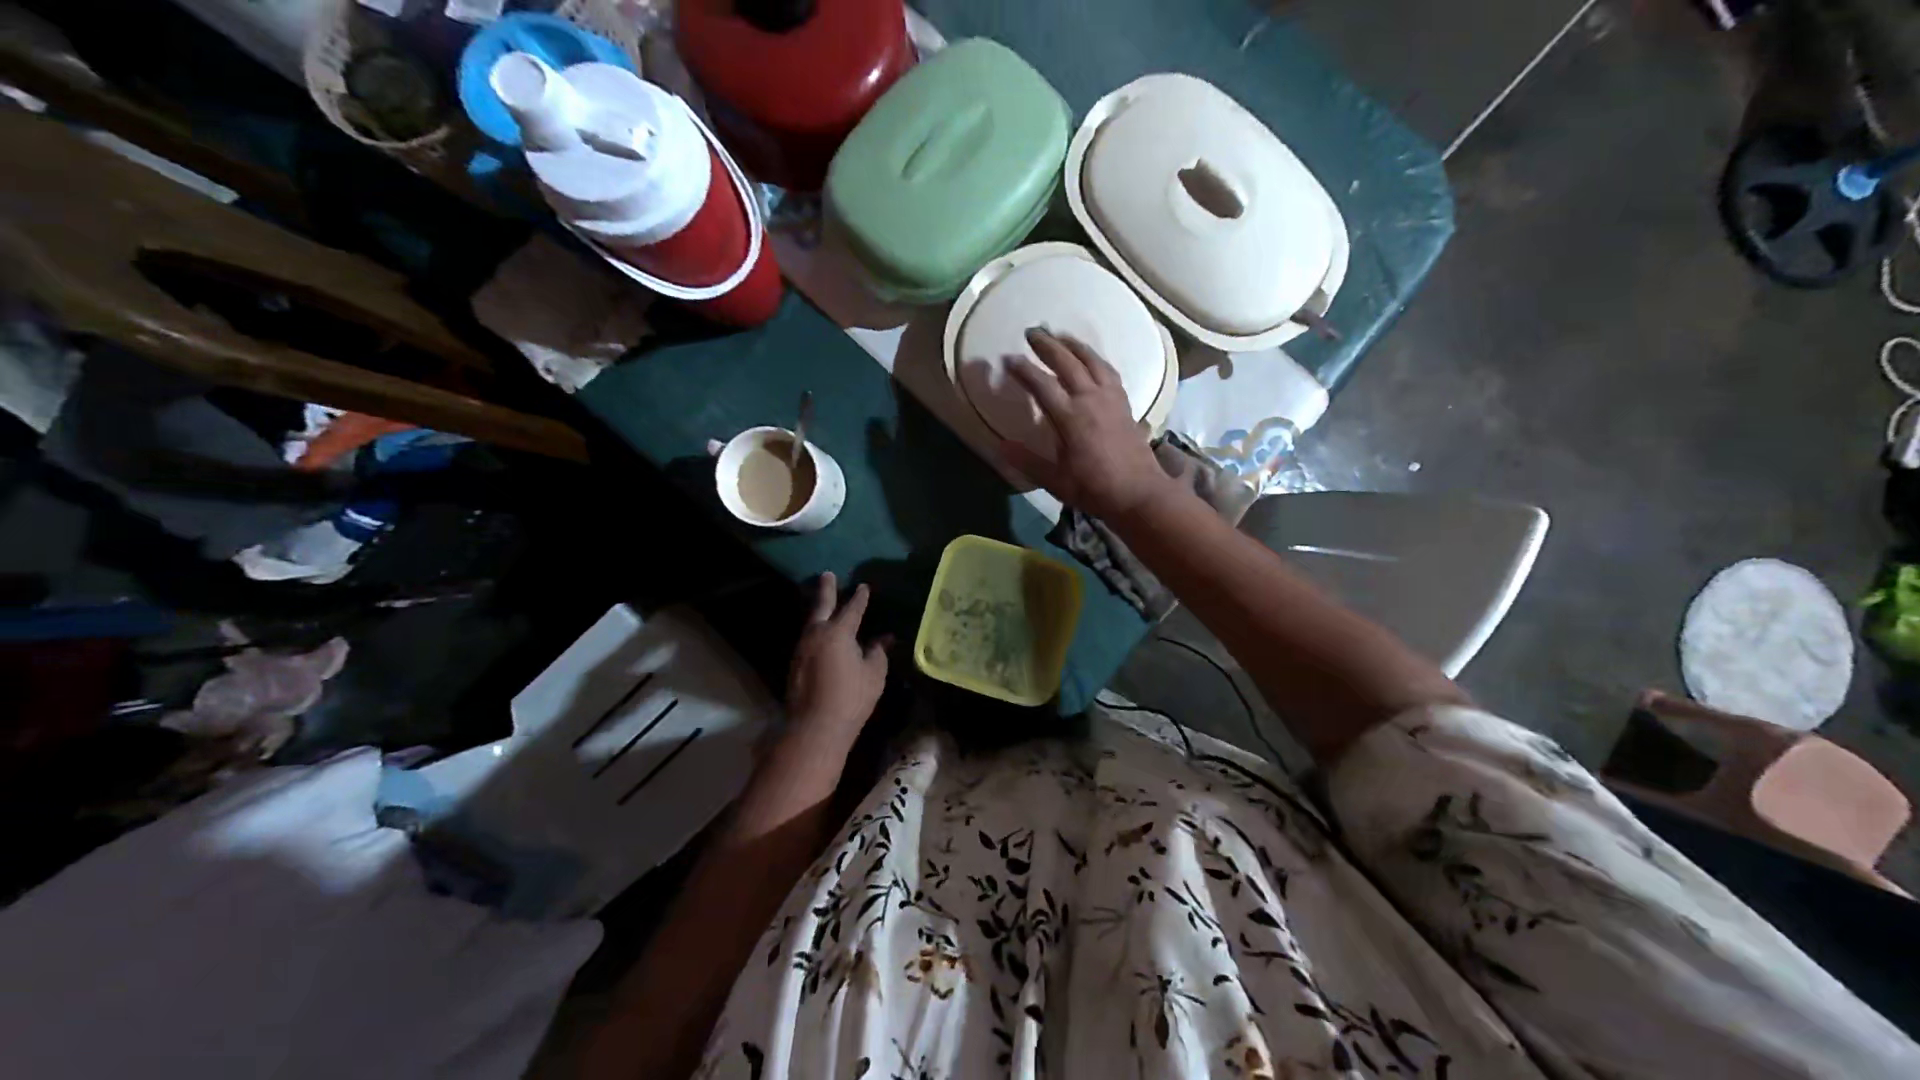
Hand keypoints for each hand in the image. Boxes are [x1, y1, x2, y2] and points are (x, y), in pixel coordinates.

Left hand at [786, 573, 889, 742]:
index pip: (852, 609)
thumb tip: (885, 638)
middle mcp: (816, 634)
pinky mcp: (795, 665)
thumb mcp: (874, 673)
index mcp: (838, 632)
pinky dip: (816, 631)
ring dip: (819, 611)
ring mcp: (802, 649)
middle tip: (827, 574)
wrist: (815, 727)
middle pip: (821, 605)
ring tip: (825, 603)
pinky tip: (822, 636)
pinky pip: (808, 639)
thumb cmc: (851, 698)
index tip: (863, 587)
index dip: (860, 598)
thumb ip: (878, 652)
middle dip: (826, 589)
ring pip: (812, 623)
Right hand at [1001, 328, 1176, 520]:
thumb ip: (1027, 461)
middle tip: (1032, 332)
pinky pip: (1108, 371)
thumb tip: (1001, 446)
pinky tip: (1091, 359)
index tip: (1008, 359)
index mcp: (1071, 418)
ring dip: (1074, 345)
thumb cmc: (1095, 489)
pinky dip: (1095, 359)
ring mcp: (1111, 399)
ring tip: (1060, 335)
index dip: (1023, 370)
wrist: (1139, 493)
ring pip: (1092, 361)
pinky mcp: (1124, 403)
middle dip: (1048, 345)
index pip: (1042, 385)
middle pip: (1068, 363)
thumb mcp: (1055, 481)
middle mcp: (1091, 400)